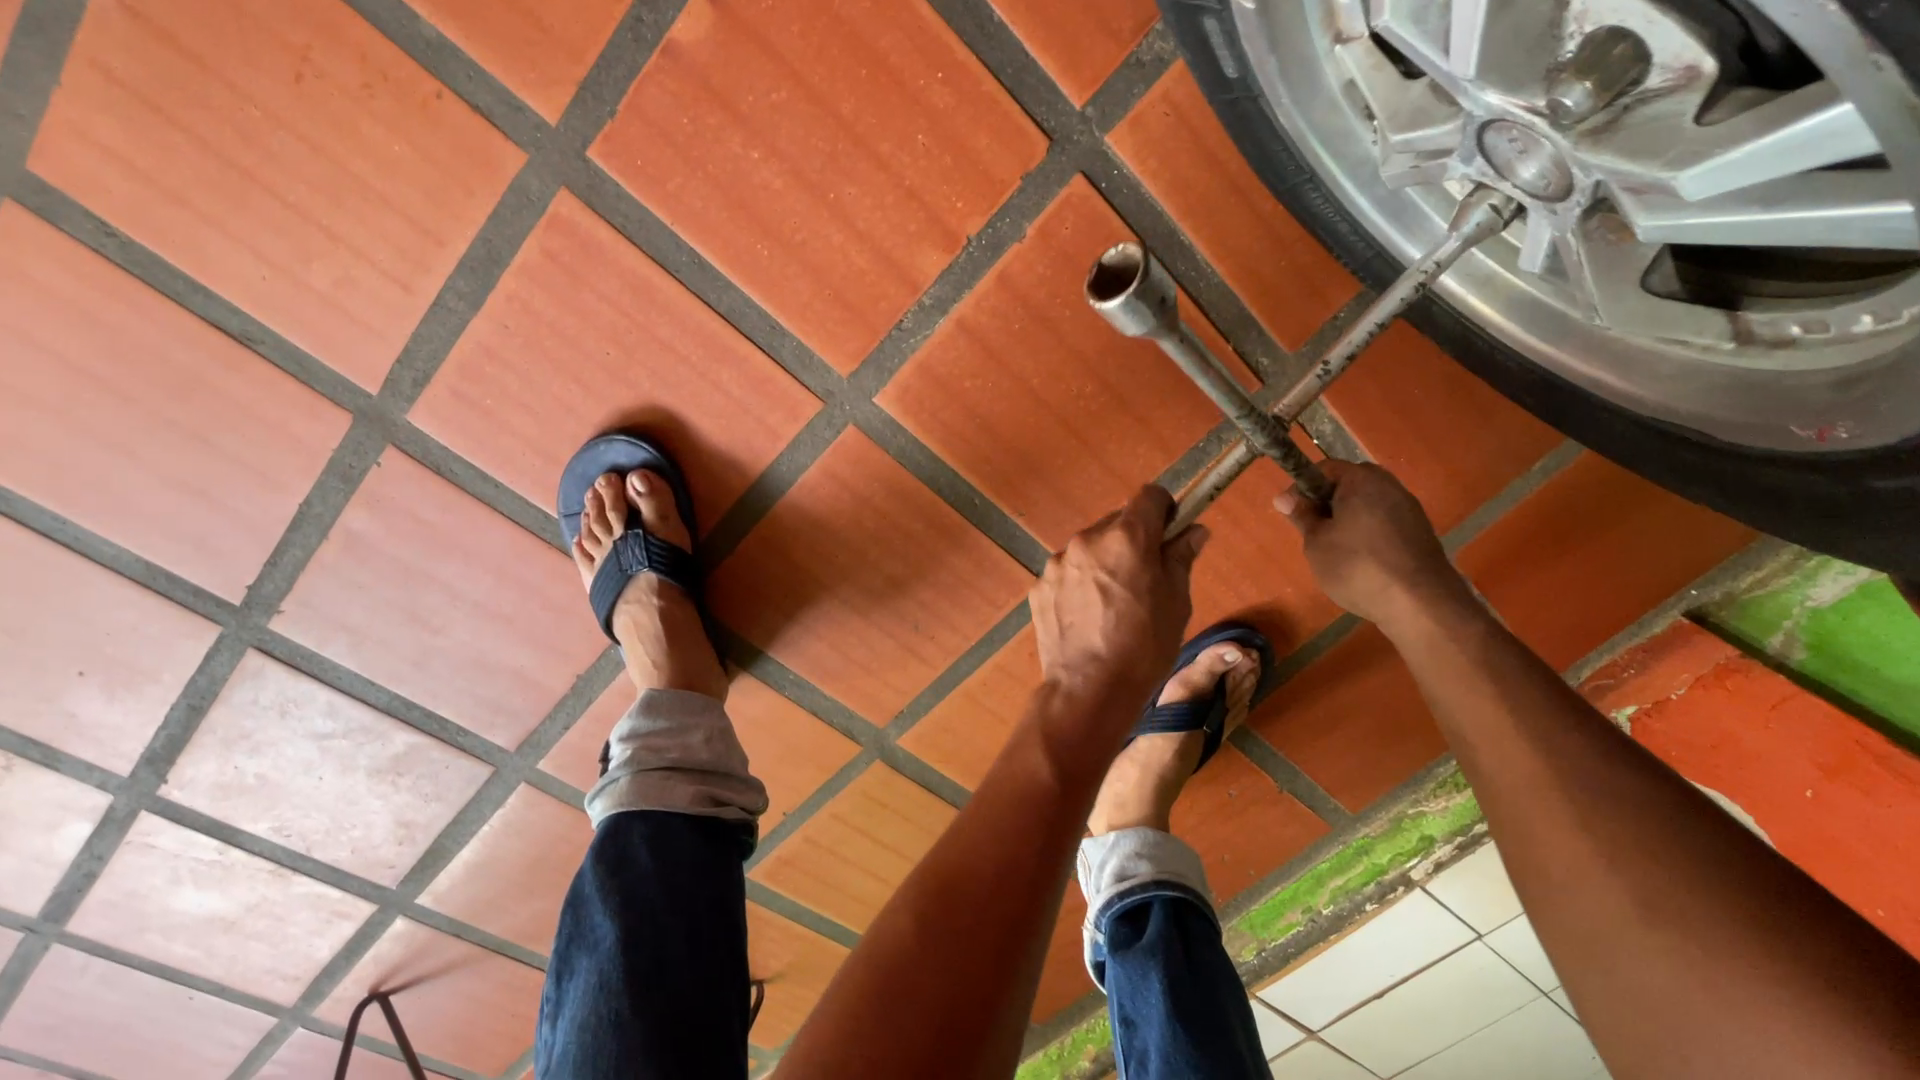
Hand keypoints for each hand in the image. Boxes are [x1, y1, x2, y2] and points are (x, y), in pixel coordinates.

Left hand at [1031, 485, 1208, 701]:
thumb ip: (1181, 557)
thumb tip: (1194, 530)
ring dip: (1104, 562)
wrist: (1088, 690)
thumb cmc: (1145, 647)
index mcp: (1127, 537)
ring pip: (1089, 548)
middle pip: (1117, 522)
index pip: (1149, 496)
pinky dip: (1080, 584)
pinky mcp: (1039, 587)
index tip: (1170, 530)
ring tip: (1113, 604)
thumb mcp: (1177, 602)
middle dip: (1133, 540)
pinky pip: (1067, 573)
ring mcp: (1058, 563)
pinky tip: (1088, 617)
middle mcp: (1087, 539)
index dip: (1164, 509)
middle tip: (1145, 577)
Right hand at [1275, 460, 1472, 631]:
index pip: (1325, 469)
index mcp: (1362, 479)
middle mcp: (1390, 485)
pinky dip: (1368, 536)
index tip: (1291, 514)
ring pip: (1367, 506)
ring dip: (1348, 522)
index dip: (1302, 488)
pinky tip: (1363, 563)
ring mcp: (1409, 509)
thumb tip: (1284, 498)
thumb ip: (1302, 516)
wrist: (1420, 603)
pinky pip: (1384, 524)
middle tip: (1312, 534)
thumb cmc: (1357, 566)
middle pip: (1349, 486)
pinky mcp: (1420, 532)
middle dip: (1327, 506)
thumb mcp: (1317, 542)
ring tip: (1337, 553)